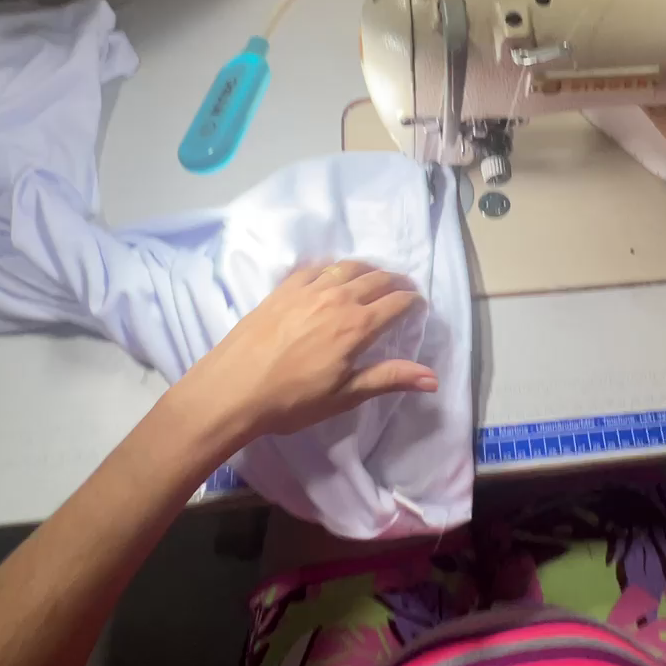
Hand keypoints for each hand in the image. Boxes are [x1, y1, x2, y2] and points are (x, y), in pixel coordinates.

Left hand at [175, 262, 435, 440]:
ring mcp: (309, 289)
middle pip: (376, 278)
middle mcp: (338, 298)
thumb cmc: (292, 400)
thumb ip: (389, 378)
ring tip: (373, 276)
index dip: (412, 301)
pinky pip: (316, 266)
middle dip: (395, 281)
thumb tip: (433, 378)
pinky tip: (332, 272)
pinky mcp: (285, 288)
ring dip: (368, 269)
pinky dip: (333, 266)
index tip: (419, 304)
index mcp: (357, 325)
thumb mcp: (345, 394)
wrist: (232, 389)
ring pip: (348, 266)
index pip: (396, 302)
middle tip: (402, 288)